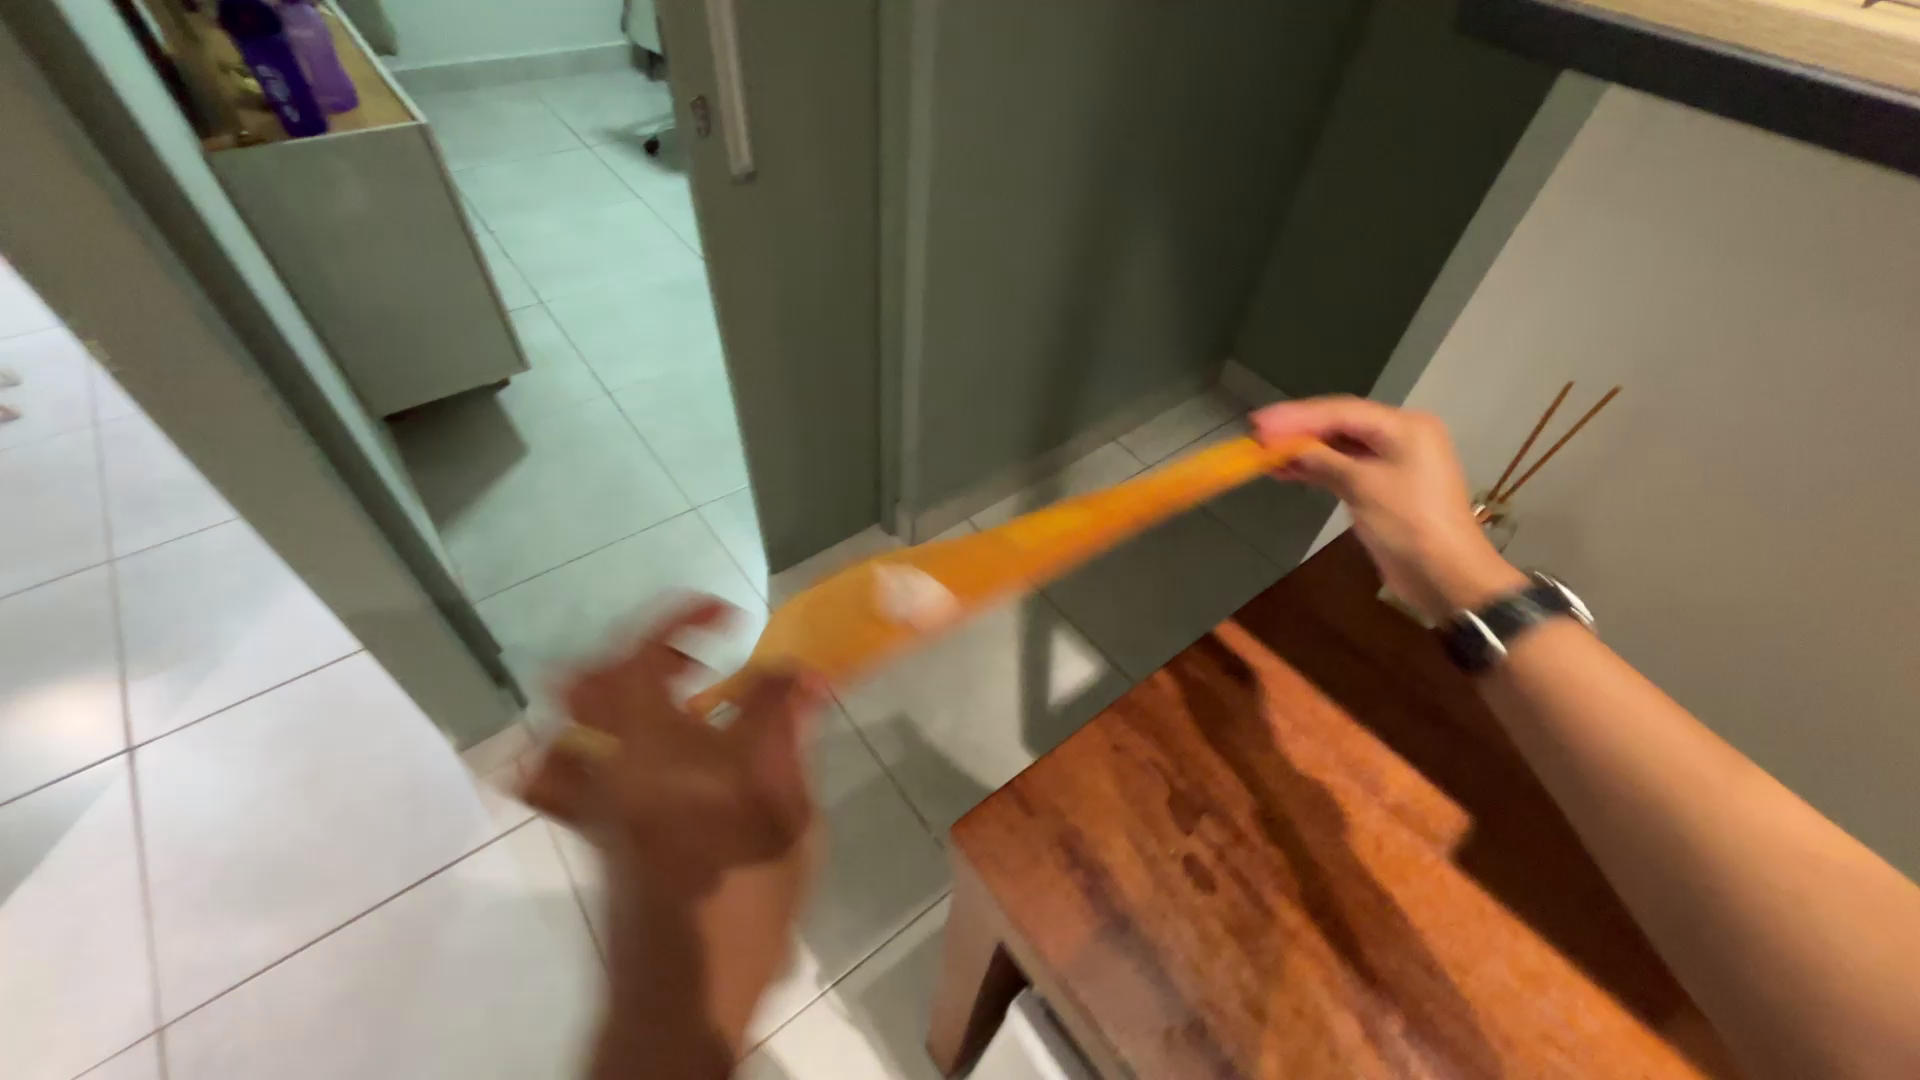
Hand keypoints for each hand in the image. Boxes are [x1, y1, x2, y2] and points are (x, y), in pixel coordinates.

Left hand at [520, 599, 832, 1070]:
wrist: (685, 993)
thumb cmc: (746, 896)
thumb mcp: (787, 812)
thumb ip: (789, 732)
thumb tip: (805, 674)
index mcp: (668, 751)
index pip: (673, 659)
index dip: (697, 622)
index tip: (734, 617)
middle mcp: (618, 762)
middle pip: (605, 674)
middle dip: (652, 644)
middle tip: (702, 654)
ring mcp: (596, 796)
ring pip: (571, 714)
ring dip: (613, 682)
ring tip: (667, 688)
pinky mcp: (590, 828)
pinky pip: (559, 769)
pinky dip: (578, 744)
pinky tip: (624, 751)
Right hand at [1254, 396, 1526, 621]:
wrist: (1443, 574)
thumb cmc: (1408, 524)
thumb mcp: (1363, 486)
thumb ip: (1322, 461)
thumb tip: (1282, 448)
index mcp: (1404, 427)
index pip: (1340, 411)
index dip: (1296, 416)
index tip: (1258, 423)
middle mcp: (1398, 436)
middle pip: (1338, 424)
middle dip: (1297, 430)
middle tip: (1256, 434)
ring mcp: (1388, 461)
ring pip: (1337, 446)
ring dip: (1302, 450)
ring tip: (1263, 452)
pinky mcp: (1378, 485)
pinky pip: (1341, 467)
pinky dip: (1314, 468)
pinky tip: (1284, 470)